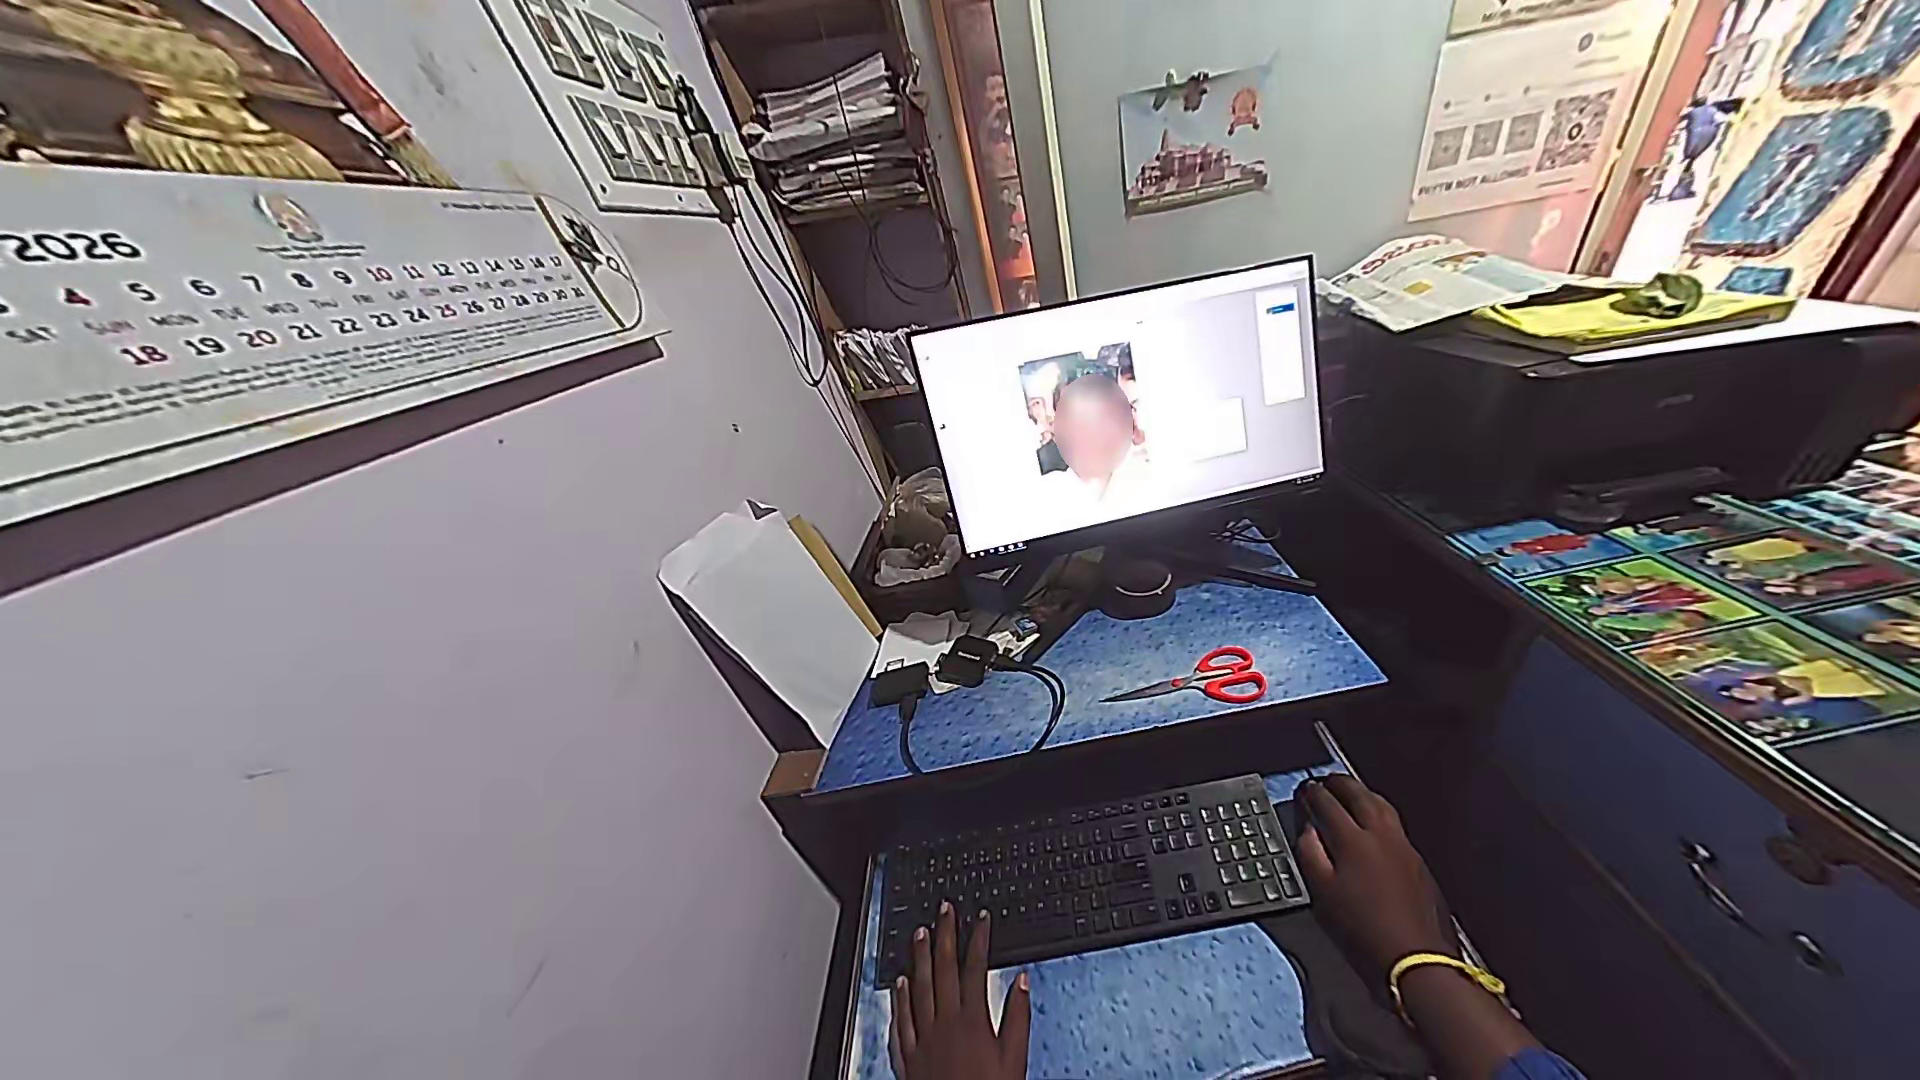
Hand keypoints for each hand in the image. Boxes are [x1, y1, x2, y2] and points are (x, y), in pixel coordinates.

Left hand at [890, 901, 1029, 1079]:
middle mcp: (945, 1022)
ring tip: (920, 932)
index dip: (979, 938)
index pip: (975, 967)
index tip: (981, 918)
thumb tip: (1022, 981)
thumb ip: (1018, 1018)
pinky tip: (900, 982)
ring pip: (919, 986)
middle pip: (945, 967)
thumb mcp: (1015, 1062)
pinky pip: (902, 1020)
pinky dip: (900, 998)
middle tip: (944, 909)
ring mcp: (924, 1037)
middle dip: (946, 934)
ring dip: (920, 956)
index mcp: (972, 1020)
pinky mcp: (908, 1057)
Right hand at [1296, 774, 1454, 979]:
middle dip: (1338, 782)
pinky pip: (1395, 824)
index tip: (1302, 791)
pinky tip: (1372, 824)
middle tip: (1324, 781)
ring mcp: (1405, 848)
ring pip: (1382, 805)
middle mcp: (1381, 835)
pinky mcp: (1419, 863)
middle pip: (1358, 793)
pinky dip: (1378, 812)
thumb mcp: (1321, 891)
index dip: (1310, 792)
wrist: (1418, 962)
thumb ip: (1309, 852)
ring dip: (1362, 793)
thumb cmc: (1363, 929)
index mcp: (1352, 840)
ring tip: (1349, 793)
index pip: (1326, 801)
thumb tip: (1308, 830)